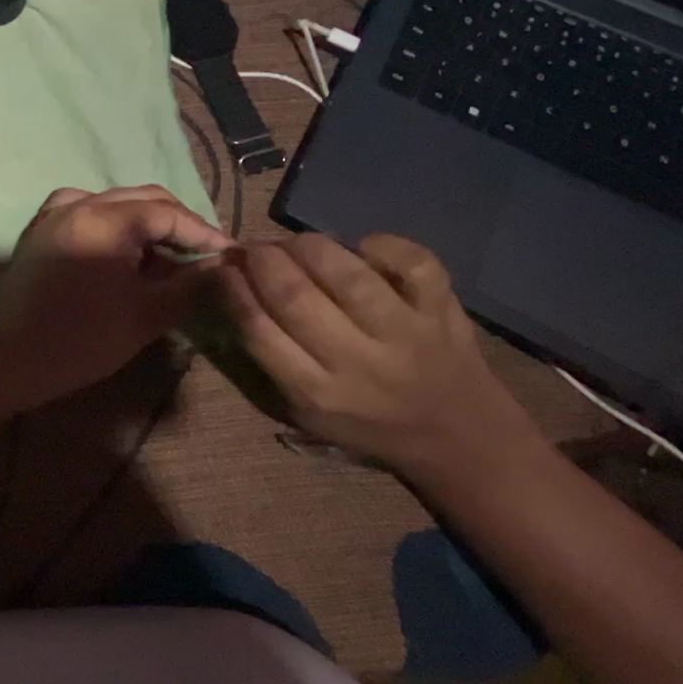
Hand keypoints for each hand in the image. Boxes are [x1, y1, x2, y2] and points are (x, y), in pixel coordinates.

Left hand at [0, 186, 232, 407]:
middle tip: (206, 257)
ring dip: (146, 223)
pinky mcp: (40, 229)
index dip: (205, 234)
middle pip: (142, 200)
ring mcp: (53, 213)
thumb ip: (191, 286)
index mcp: (103, 220)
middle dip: (178, 224)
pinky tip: (125, 251)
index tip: (232, 258)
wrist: (11, 357)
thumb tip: (227, 268)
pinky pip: (86, 211)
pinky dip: (113, 224)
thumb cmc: (82, 339)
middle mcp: (76, 204)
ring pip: (114, 202)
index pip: (168, 213)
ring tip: (170, 257)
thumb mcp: (147, 315)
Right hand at [217, 233, 547, 485]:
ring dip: (307, 246)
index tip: (222, 267)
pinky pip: (412, 262)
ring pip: (345, 273)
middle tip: (253, 249)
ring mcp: (404, 335)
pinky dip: (380, 245)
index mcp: (314, 391)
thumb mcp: (301, 408)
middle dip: (262, 259)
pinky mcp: (442, 312)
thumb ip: (264, 354)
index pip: (256, 328)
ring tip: (296, 244)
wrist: (460, 439)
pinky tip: (361, 249)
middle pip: (293, 295)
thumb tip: (228, 286)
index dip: (231, 287)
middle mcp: (356, 363)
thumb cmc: (364, 421)